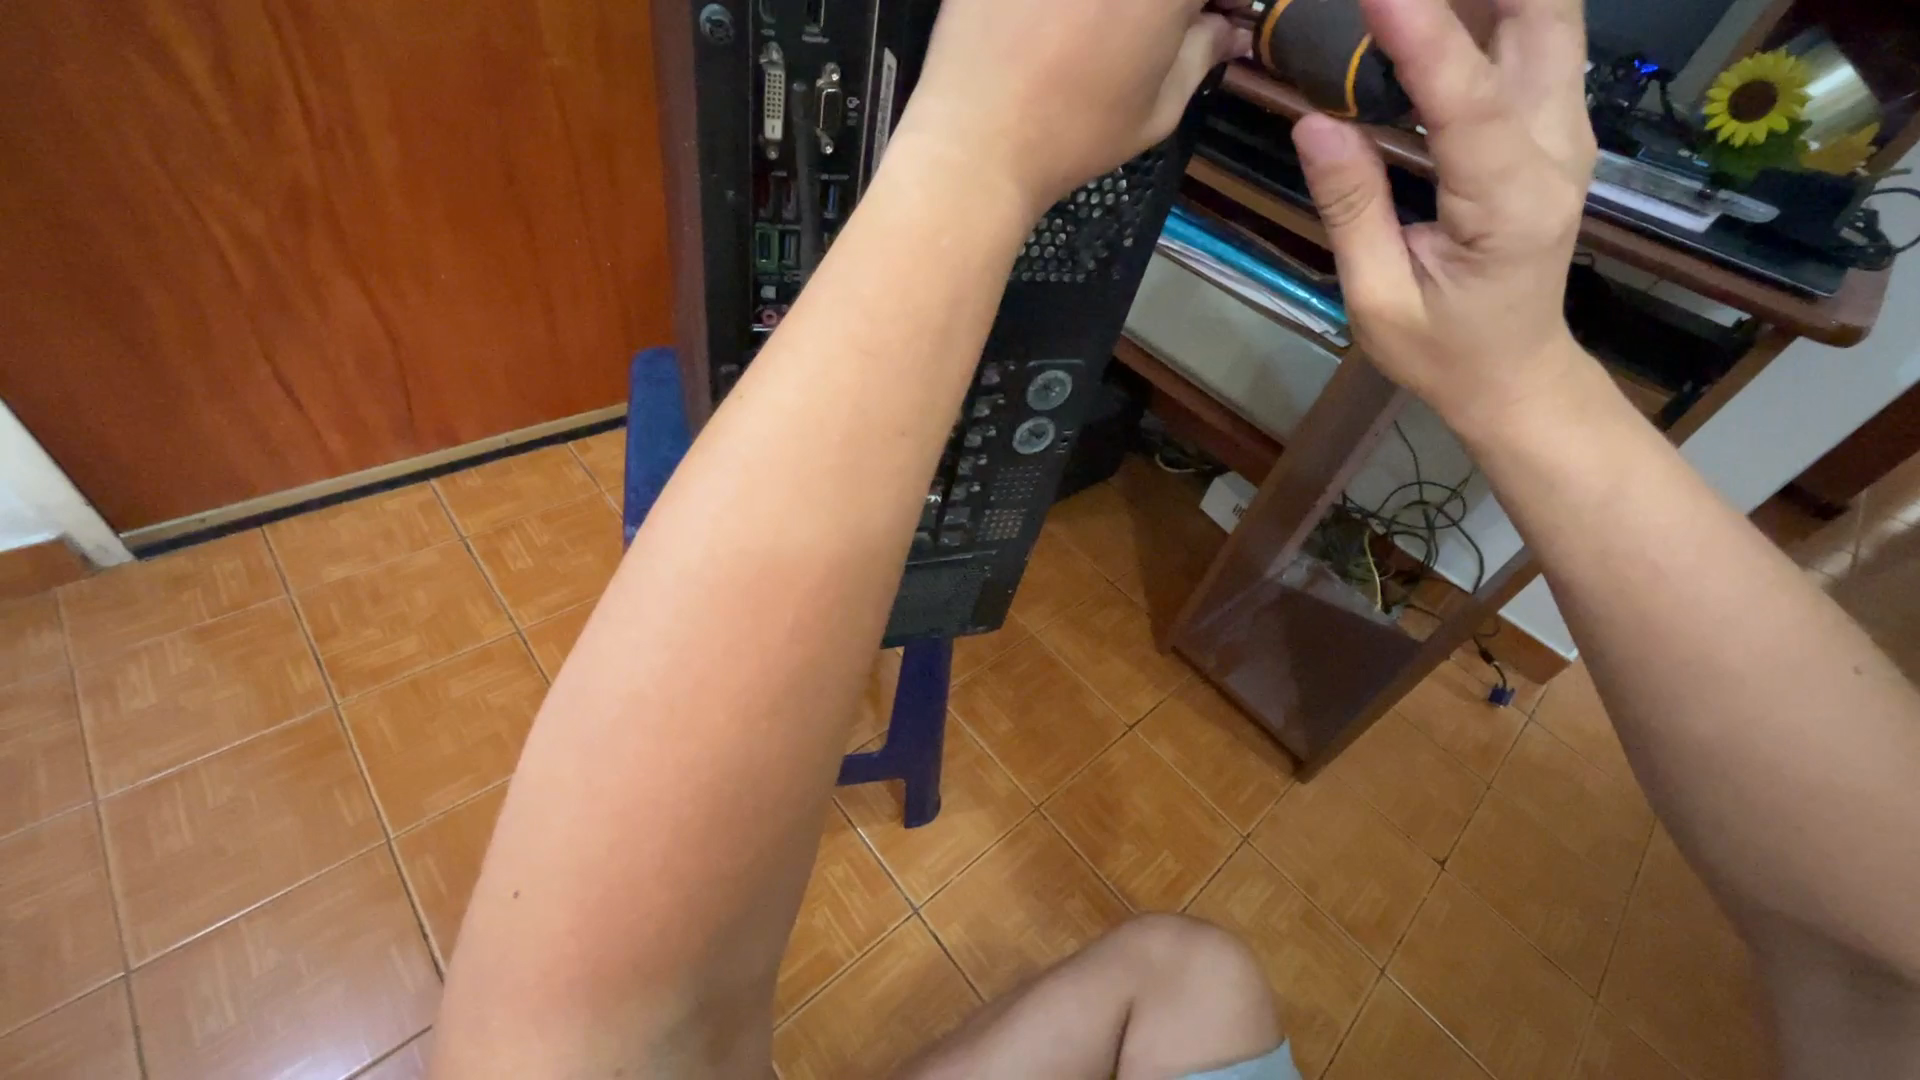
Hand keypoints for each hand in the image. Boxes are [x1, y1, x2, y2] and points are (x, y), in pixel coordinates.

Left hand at [887, 0, 1250, 219]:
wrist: (976, 146)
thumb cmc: (1072, 138)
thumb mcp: (1154, 114)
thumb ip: (1198, 58)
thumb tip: (1221, 31)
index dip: (1207, 3)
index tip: (1201, 19)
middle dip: (1155, 6)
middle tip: (1139, 31)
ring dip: (1100, 9)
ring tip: (1084, 32)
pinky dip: (1047, 7)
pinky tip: (1045, 26)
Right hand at [1292, 0, 1598, 435]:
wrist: (1514, 371)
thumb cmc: (1442, 351)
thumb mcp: (1378, 298)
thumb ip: (1352, 209)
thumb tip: (1314, 125)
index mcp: (1510, 205)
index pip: (1468, 102)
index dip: (1425, 36)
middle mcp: (1556, 152)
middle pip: (1544, 21)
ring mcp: (1566, 134)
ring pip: (1549, 18)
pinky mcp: (1555, 130)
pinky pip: (1537, 42)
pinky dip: (1495, 10)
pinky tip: (1446, 7)